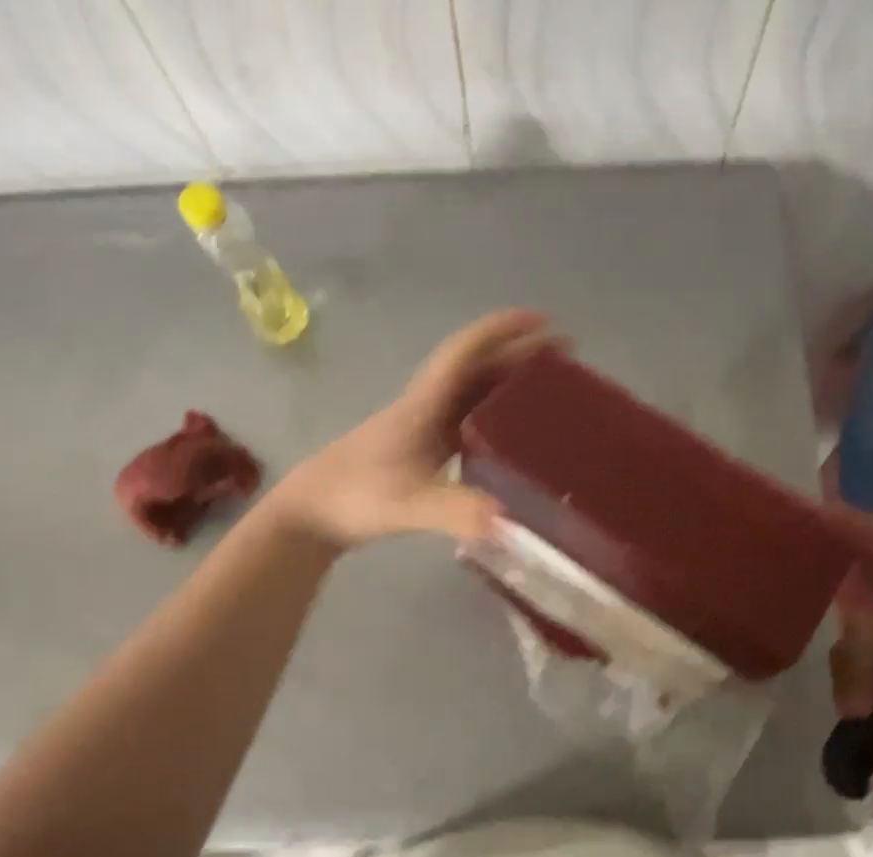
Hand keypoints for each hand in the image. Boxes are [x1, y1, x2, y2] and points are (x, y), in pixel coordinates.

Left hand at [268, 309, 560, 549]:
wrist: (309, 513)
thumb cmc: (354, 497)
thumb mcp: (408, 505)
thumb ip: (456, 511)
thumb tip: (511, 521)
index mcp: (423, 405)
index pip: (465, 353)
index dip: (502, 331)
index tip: (543, 320)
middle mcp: (424, 407)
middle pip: (475, 369)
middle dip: (517, 355)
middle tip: (564, 357)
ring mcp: (420, 429)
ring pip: (470, 394)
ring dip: (506, 384)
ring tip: (548, 391)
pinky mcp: (418, 450)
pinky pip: (464, 421)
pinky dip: (492, 418)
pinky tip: (511, 436)